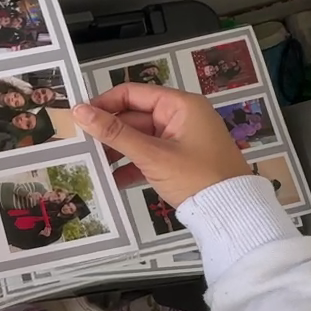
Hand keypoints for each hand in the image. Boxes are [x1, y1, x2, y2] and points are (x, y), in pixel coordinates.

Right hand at [72, 84, 250, 206]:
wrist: (233, 216)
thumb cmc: (196, 177)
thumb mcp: (151, 155)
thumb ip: (114, 132)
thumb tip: (78, 111)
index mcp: (179, 105)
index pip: (132, 93)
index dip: (104, 103)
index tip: (79, 118)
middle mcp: (180, 117)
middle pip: (133, 116)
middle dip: (108, 131)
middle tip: (80, 144)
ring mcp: (179, 139)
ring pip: (138, 137)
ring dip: (117, 150)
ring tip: (92, 163)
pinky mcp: (178, 159)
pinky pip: (148, 155)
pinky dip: (131, 165)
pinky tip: (112, 179)